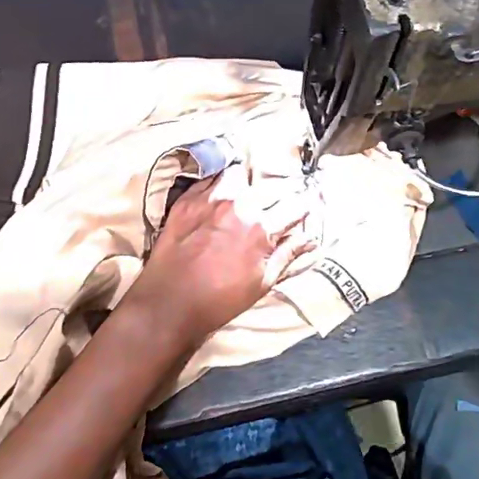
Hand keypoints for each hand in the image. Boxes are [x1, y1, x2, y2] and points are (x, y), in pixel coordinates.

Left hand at [125, 166, 318, 346]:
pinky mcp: (186, 199)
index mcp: (261, 228)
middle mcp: (238, 205)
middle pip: (271, 186)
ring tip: (251, 195)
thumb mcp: (262, 282)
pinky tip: (224, 192)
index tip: (306, 209)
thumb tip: (310, 239)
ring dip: (251, 183)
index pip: (295, 205)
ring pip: (240, 175)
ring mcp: (209, 198)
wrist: (168, 304)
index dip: (305, 207)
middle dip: (282, 194)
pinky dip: (222, 182)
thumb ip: (287, 254)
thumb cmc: (219, 300)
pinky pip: (210, 178)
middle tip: (281, 205)